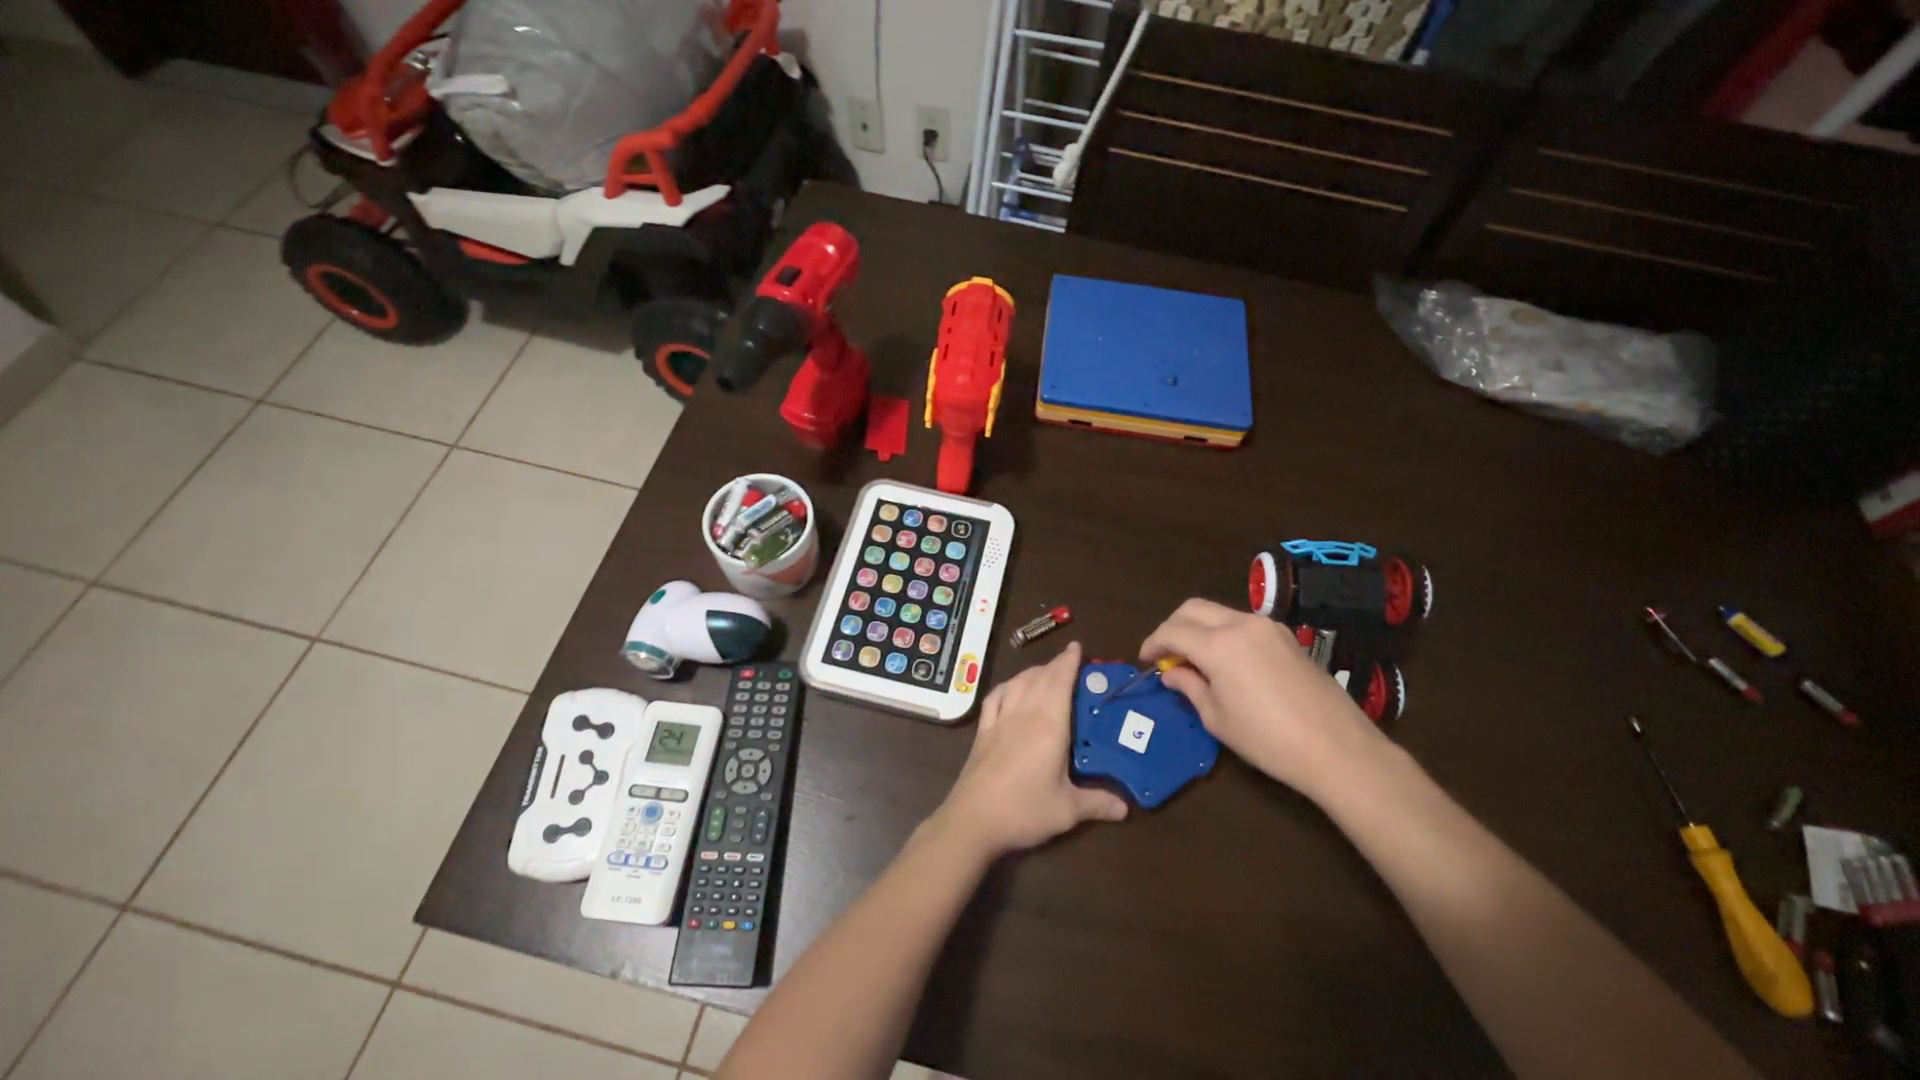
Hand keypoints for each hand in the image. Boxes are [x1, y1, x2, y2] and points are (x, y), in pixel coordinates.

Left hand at [932, 641, 1128, 858]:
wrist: (972, 821)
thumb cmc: (1024, 811)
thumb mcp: (1067, 811)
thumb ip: (1098, 804)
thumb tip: (1126, 808)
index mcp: (1049, 725)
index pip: (1060, 681)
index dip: (1069, 661)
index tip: (1078, 647)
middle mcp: (1023, 715)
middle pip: (1039, 678)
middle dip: (1055, 665)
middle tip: (1070, 662)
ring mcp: (999, 722)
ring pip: (1016, 683)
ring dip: (1032, 672)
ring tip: (1044, 672)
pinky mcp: (982, 734)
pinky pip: (994, 698)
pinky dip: (1006, 687)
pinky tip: (1009, 689)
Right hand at [1141, 599, 1391, 804]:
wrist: (1336, 747)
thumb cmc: (1267, 740)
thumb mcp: (1217, 719)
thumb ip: (1190, 687)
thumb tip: (1172, 672)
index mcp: (1217, 644)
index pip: (1172, 631)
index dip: (1153, 643)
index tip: (1145, 660)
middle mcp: (1241, 624)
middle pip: (1193, 608)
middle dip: (1173, 626)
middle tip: (1165, 653)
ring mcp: (1268, 627)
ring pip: (1220, 613)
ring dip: (1200, 628)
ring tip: (1194, 660)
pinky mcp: (1287, 637)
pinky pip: (1244, 624)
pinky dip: (1224, 634)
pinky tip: (1226, 662)